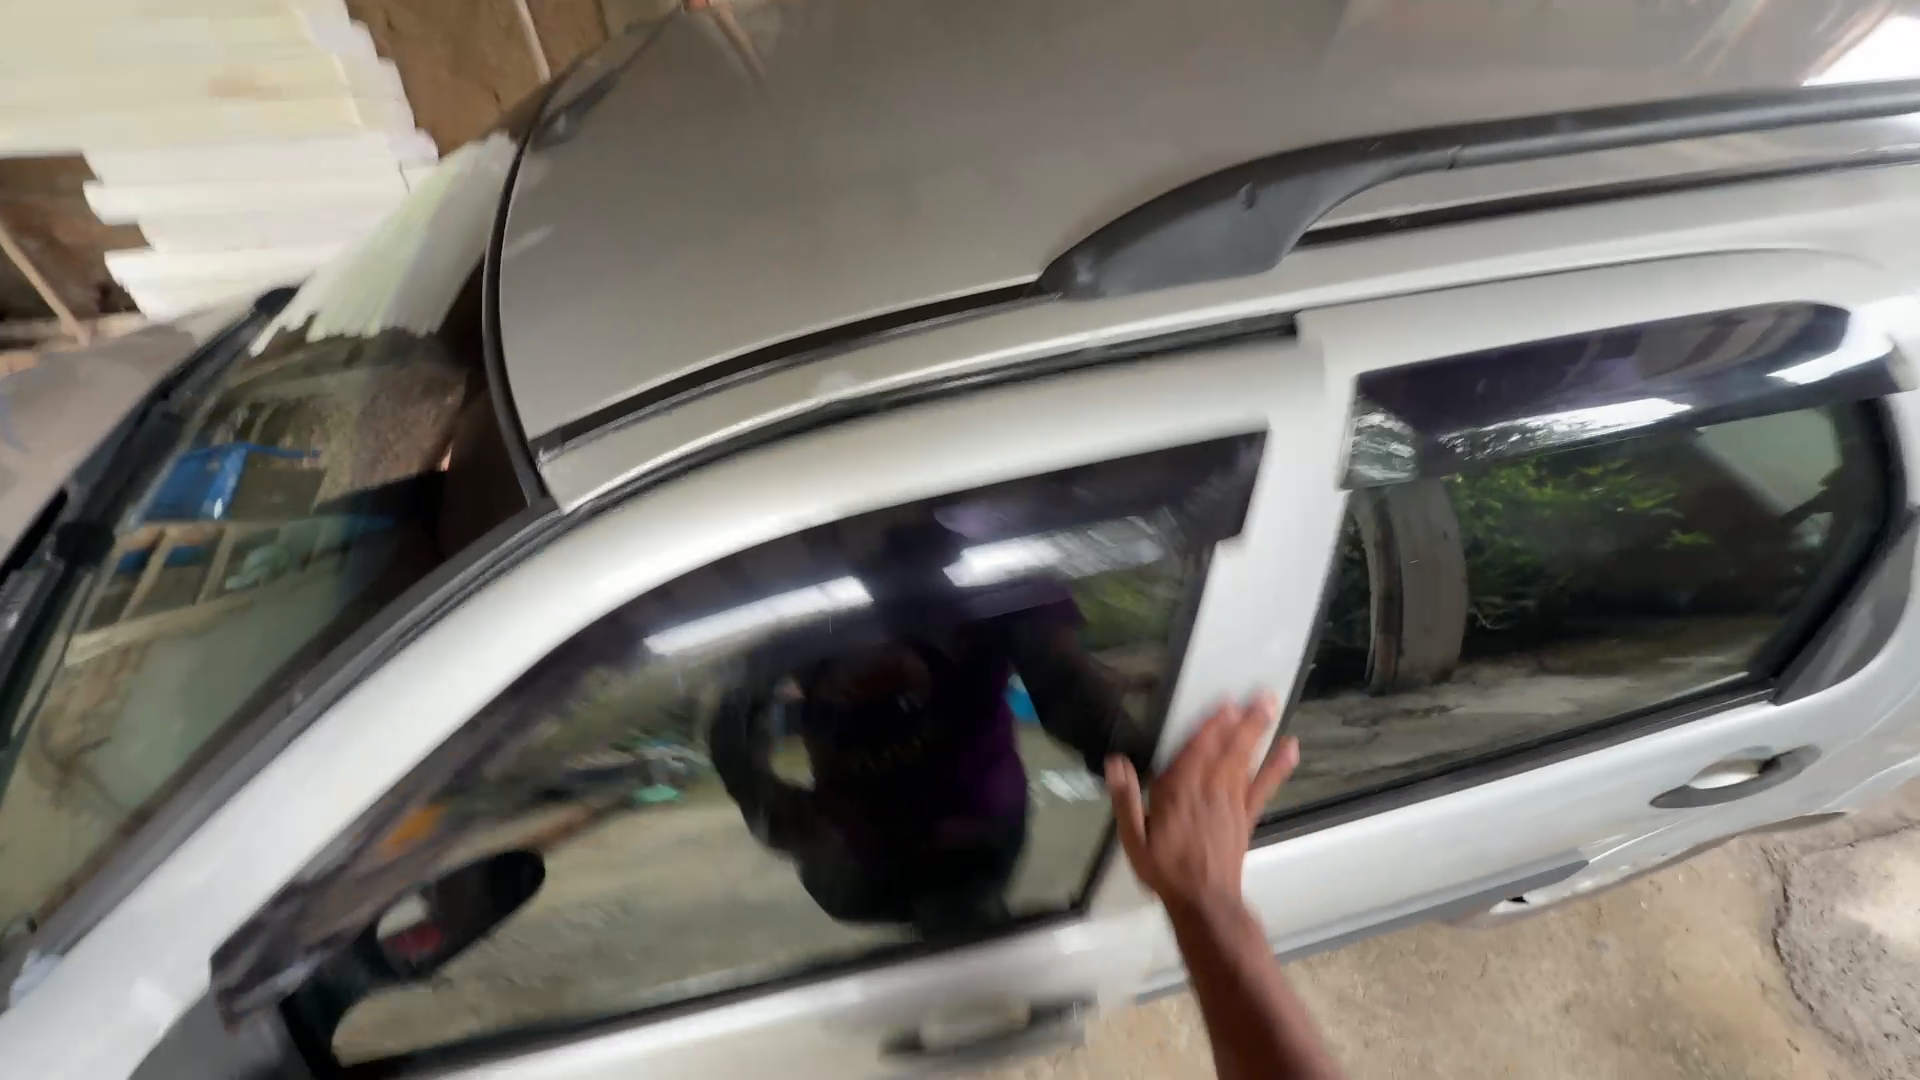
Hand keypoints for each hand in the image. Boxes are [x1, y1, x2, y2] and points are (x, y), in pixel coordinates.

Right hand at [1105, 692, 1298, 917]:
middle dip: (1243, 721)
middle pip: (1227, 750)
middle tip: (1262, 693)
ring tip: (1270, 705)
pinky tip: (1290, 748)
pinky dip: (1277, 766)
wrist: (1204, 904)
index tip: (1224, 702)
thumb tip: (1116, 762)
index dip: (1211, 727)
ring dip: (1258, 732)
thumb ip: (1125, 799)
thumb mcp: (1134, 839)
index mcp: (1179, 794)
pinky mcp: (1246, 816)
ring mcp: (1232, 803)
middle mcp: (1209, 792)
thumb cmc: (1165, 869)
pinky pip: (1263, 787)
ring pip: (1245, 760)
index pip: (1196, 753)